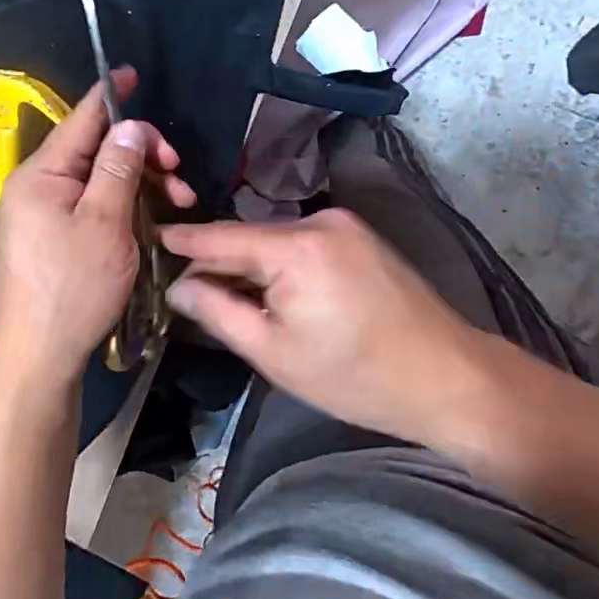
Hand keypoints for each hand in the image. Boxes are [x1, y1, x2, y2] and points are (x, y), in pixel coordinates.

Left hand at [0, 68, 195, 385]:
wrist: (41, 355)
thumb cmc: (73, 286)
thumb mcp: (105, 222)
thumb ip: (118, 168)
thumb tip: (130, 126)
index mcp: (41, 175)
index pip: (81, 120)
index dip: (110, 96)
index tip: (132, 74)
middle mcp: (37, 187)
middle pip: (96, 151)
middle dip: (141, 155)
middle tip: (178, 175)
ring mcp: (44, 214)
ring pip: (100, 180)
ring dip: (140, 184)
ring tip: (179, 204)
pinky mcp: (55, 237)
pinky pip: (93, 206)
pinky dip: (124, 207)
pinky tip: (153, 221)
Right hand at [161, 210, 553, 455]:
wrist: (448, 377)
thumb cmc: (354, 377)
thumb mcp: (273, 352)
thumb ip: (218, 311)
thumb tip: (179, 285)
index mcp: (295, 247)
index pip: (220, 237)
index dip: (182, 240)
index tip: (151, 237)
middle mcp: (318, 221)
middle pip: (249, 238)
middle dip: (217, 261)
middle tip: (185, 287)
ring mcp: (344, 224)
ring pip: (275, 240)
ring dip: (251, 265)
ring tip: (227, 296)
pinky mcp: (360, 235)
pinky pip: (303, 242)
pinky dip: (281, 263)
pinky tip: (275, 292)